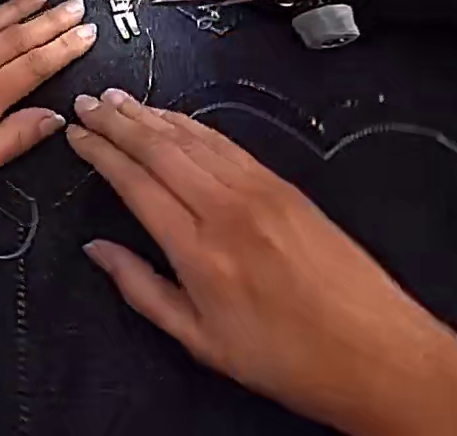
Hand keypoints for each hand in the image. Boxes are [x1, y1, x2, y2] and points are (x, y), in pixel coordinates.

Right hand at [66, 89, 456, 435]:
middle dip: (116, 120)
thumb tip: (96, 250)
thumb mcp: (202, 343)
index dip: (100, 152)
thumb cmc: (285, 358)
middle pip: (157, 147)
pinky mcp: (278, 180)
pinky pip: (220, 141)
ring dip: (148, 113)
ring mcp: (254, 186)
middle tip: (86, 101)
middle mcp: (223, 206)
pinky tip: (169, 116)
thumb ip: (141, 290)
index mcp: (199, 250)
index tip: (76, 133)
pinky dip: (187, 123)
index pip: (134, 182)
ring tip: (116, 98)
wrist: (380, 351)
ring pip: (187, 136)